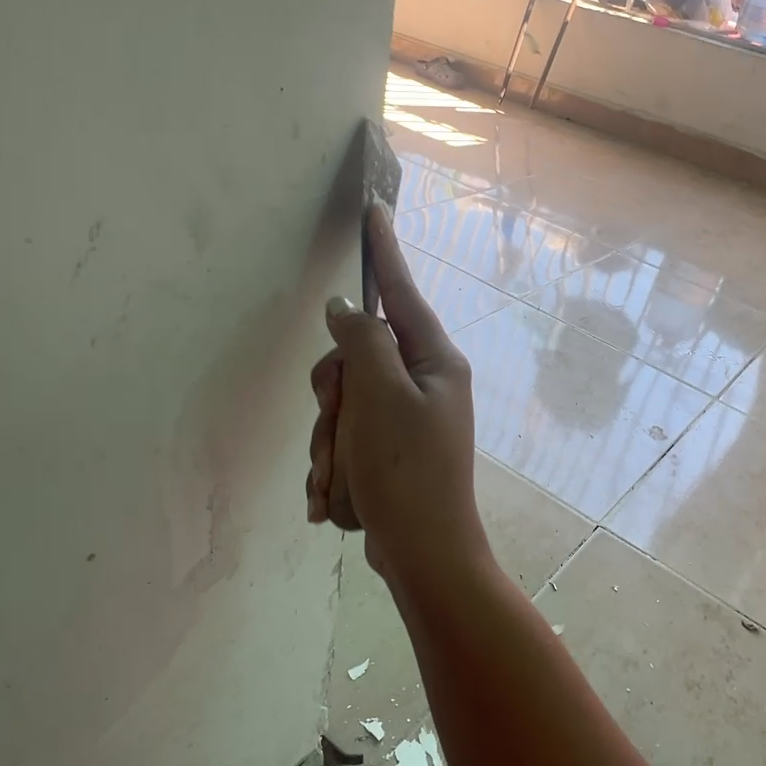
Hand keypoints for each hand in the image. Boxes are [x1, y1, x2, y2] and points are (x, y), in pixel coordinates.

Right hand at [307, 202, 491, 586]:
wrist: (424, 556)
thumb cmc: (408, 471)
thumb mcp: (381, 397)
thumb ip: (362, 343)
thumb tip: (347, 311)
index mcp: (435, 361)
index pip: (400, 293)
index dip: (384, 251)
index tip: (375, 209)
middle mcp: (423, 384)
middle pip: (355, 359)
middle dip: (334, 399)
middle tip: (339, 425)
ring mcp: (405, 421)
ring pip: (341, 407)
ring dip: (331, 444)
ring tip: (343, 480)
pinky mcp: (388, 454)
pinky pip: (344, 444)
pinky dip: (336, 471)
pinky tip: (341, 501)